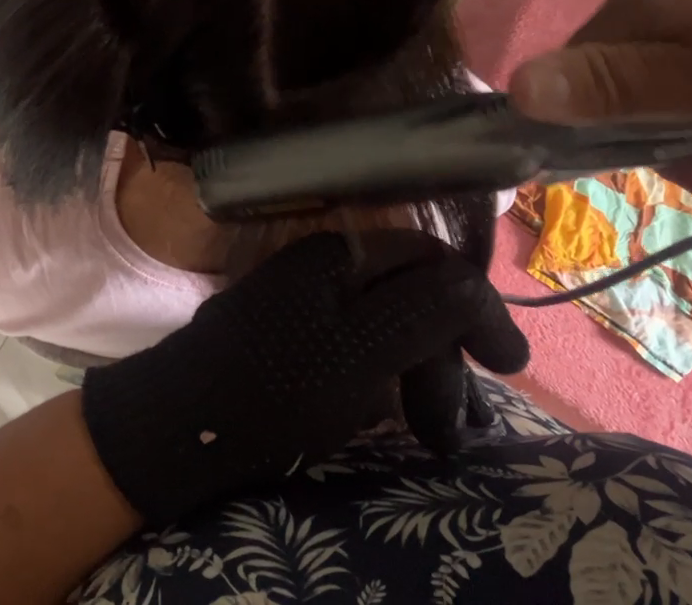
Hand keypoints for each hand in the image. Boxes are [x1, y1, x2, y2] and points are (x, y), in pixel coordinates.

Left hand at [81, 230, 526, 525]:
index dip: (477, 310)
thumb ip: (425, 308)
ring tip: (436, 436)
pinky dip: (386, 382)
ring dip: (420, 378)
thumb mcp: (364, 347)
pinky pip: (356, 349)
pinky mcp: (291, 337)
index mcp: (340, 255)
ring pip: (385, 329)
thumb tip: (474, 287)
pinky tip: (396, 418)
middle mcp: (324, 268)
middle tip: (459, 427)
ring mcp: (304, 302)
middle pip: (410, 300)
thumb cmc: (278, 384)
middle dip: (445, 360)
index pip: (431, 265)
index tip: (508, 366)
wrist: (183, 423)